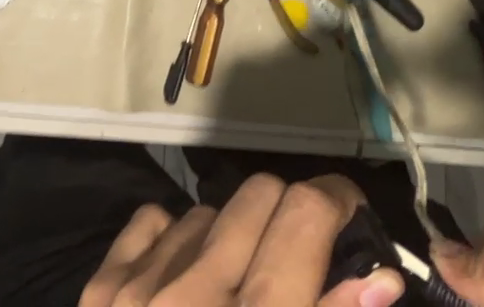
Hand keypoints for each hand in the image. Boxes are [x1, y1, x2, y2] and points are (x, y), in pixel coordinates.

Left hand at [79, 173, 405, 306]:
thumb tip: (382, 277)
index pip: (305, 210)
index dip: (337, 199)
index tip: (349, 217)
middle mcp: (197, 291)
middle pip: (261, 192)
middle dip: (290, 214)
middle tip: (297, 255)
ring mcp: (142, 286)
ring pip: (209, 209)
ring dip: (232, 235)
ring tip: (235, 283)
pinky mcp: (101, 290)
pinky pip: (155, 219)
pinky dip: (176, 239)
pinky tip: (183, 279)